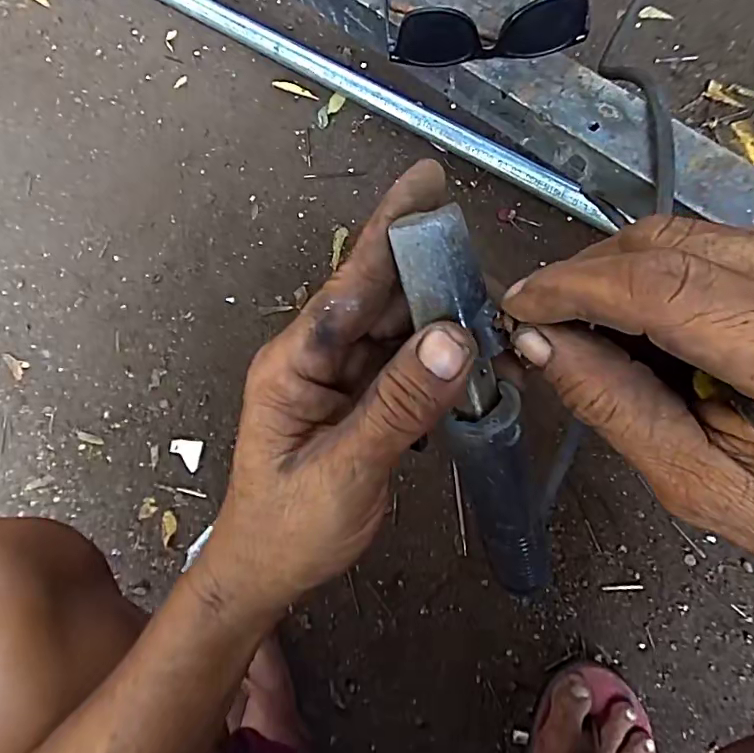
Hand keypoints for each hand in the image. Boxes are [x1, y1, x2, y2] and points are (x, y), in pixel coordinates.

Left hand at [193, 160, 476, 620]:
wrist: (264, 571)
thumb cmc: (288, 528)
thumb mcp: (345, 471)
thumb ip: (398, 405)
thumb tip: (454, 337)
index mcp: (292, 363)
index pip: (347, 286)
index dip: (388, 231)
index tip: (425, 181)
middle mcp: (312, 359)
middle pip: (375, 300)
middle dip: (427, 271)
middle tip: (480, 255)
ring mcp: (333, 379)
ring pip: (393, 331)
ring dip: (438, 317)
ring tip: (488, 307)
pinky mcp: (353, 401)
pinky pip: (399, 366)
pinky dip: (435, 360)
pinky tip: (467, 356)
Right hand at [501, 216, 753, 623]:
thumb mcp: (705, 493)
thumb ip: (617, 405)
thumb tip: (542, 340)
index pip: (679, 292)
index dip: (580, 288)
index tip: (520, 302)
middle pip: (688, 247)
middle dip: (593, 277)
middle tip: (542, 316)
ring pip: (706, 237)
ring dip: (626, 275)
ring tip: (590, 322)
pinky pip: (739, 248)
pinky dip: (672, 277)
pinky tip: (651, 318)